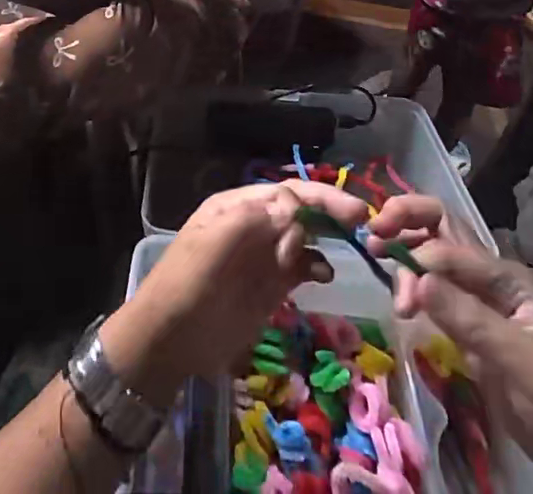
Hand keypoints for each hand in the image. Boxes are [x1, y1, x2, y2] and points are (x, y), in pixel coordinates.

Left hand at [104, 181, 370, 406]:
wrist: (169, 341)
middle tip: (362, 220)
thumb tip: (293, 207)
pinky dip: (317, 266)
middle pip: (298, 208)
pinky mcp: (272, 285)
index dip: (316, 198)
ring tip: (351, 246)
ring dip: (326, 236)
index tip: (347, 215)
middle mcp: (253, 224)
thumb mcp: (211, 249)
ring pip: (304, 235)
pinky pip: (302, 266)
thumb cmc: (185, 287)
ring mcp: (263, 255)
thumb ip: (250, 222)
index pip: (283, 192)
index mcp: (235, 206)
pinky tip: (324, 275)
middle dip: (329, 209)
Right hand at [367, 196, 532, 478]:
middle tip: (372, 237)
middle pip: (439, 227)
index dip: (420, 255)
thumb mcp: (522, 362)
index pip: (453, 244)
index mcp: (507, 277)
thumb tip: (418, 277)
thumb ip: (470, 319)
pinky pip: (428, 288)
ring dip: (402, 255)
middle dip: (403, 220)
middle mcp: (487, 276)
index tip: (402, 291)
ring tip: (389, 286)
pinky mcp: (461, 320)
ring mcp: (473, 297)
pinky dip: (407, 283)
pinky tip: (399, 300)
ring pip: (427, 254)